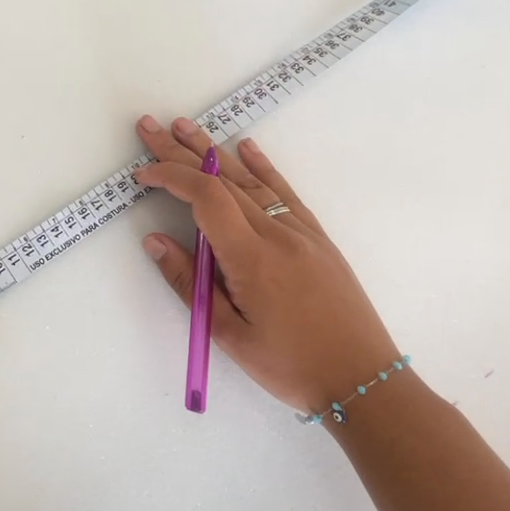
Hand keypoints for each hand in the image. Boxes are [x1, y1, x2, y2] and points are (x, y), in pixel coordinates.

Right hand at [133, 116, 399, 413]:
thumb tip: (155, 241)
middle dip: (180, 151)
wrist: (367, 384)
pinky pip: (284, 192)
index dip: (170, 177)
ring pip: (249, 180)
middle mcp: (276, 234)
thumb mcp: (228, 334)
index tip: (142, 176)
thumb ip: (188, 282)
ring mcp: (300, 233)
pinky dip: (262, 166)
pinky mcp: (317, 239)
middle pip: (221, 179)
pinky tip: (245, 146)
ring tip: (184, 126)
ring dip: (213, 150)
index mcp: (251, 258)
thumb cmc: (291, 366)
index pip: (205, 198)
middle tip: (149, 126)